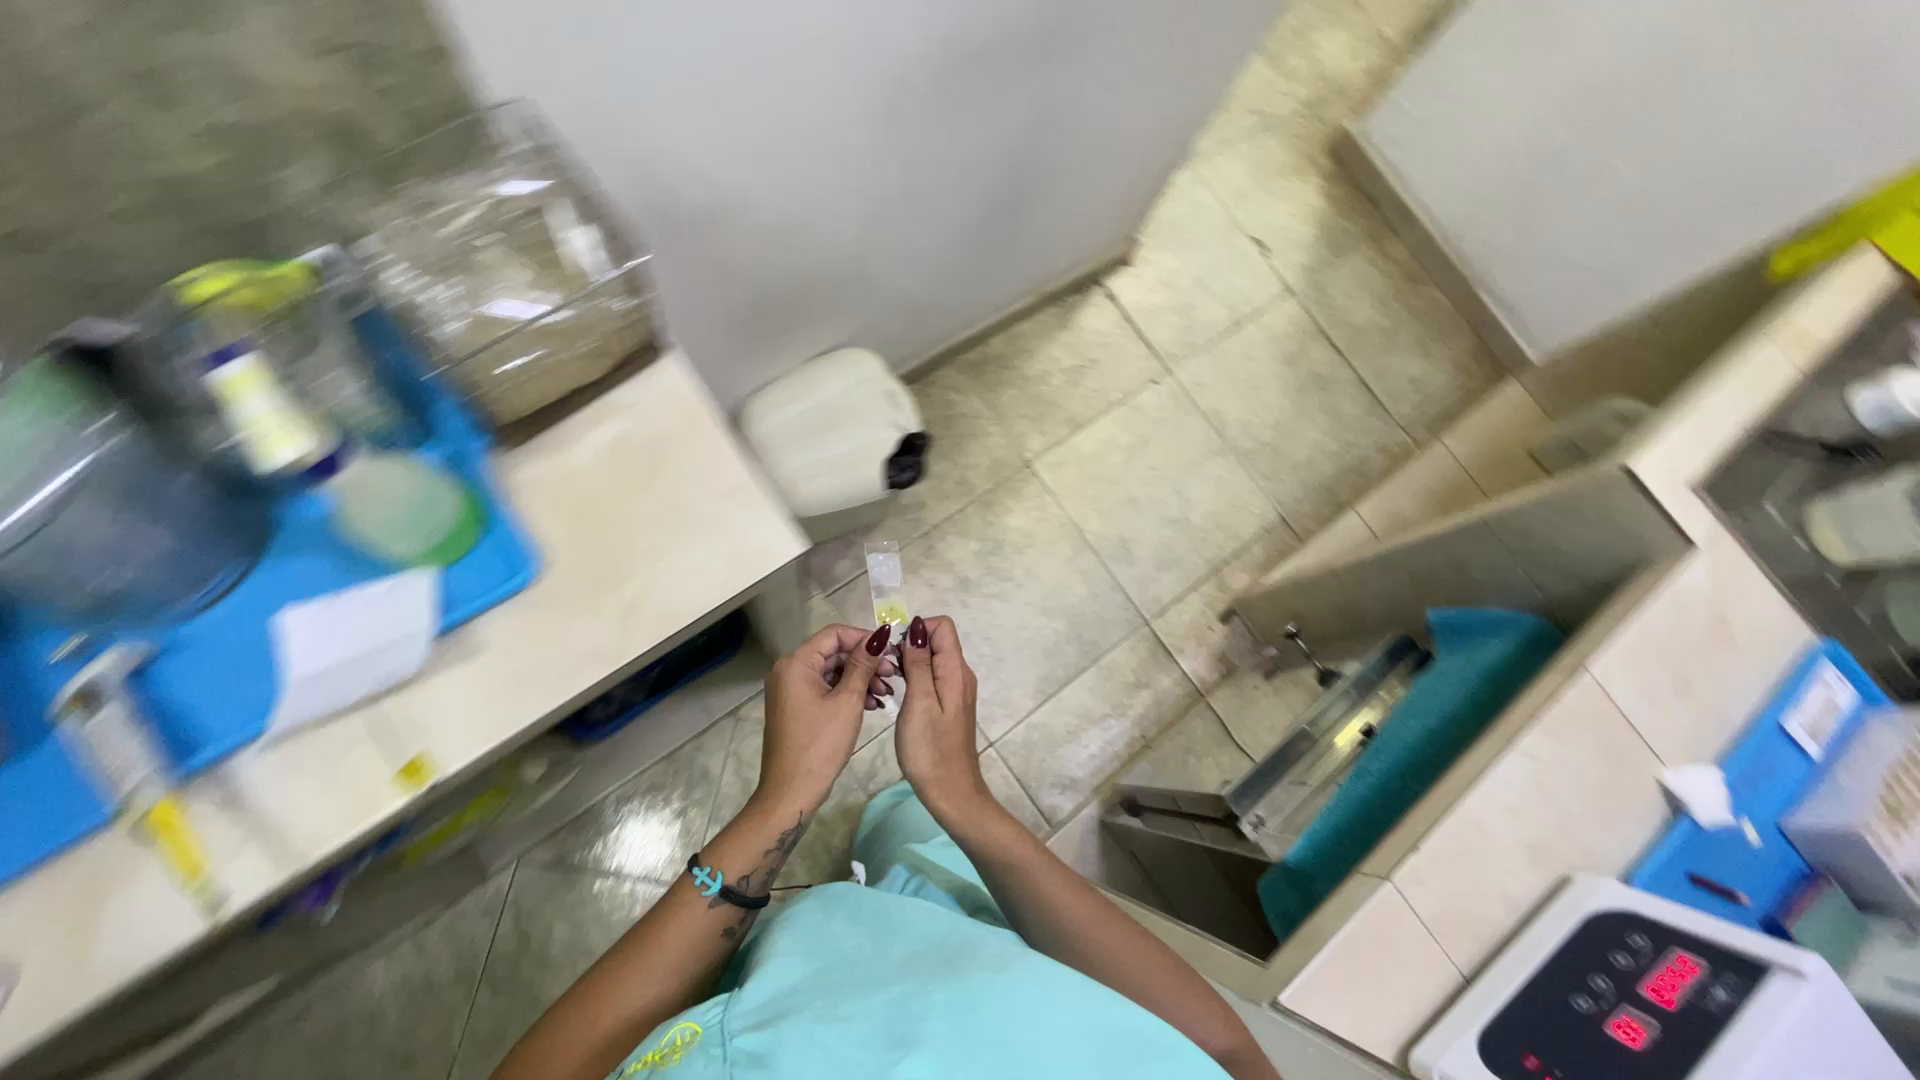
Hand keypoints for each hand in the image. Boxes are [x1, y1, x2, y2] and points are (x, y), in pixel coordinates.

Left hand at [755, 624, 895, 814]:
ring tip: (886, 694)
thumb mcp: (847, 701)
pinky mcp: (796, 708)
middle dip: (865, 662)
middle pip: (834, 653)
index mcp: (796, 663)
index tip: (891, 651)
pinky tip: (872, 705)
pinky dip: (848, 694)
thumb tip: (879, 636)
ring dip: (860, 679)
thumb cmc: (821, 744)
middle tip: (893, 675)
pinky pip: (825, 690)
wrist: (791, 792)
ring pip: (832, 673)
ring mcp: (790, 690)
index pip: (834, 634)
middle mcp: (789, 671)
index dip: (864, 638)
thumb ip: (863, 665)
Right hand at [894, 615, 991, 819]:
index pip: (942, 626)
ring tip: (889, 683)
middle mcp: (960, 675)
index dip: (916, 630)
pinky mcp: (949, 704)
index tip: (893, 651)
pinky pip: (932, 677)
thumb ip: (917, 664)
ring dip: (909, 662)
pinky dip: (914, 678)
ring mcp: (955, 690)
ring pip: (932, 659)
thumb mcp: (919, 703)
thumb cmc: (930, 749)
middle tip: (885, 670)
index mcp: (955, 671)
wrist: (950, 791)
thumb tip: (916, 627)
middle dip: (909, 645)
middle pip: (937, 640)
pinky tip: (899, 695)